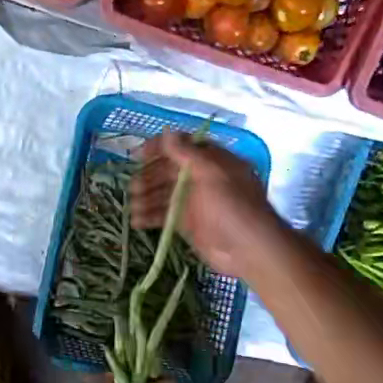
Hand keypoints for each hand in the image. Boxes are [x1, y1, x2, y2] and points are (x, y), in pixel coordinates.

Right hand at [131, 134, 284, 277]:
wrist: (249, 249)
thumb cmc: (233, 206)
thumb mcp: (211, 174)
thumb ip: (187, 153)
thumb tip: (167, 132)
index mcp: (211, 161)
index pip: (181, 147)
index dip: (159, 149)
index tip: (138, 156)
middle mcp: (202, 179)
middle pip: (168, 172)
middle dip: (149, 177)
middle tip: (133, 188)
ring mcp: (195, 203)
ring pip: (164, 194)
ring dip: (146, 198)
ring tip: (133, 207)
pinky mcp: (189, 224)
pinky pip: (165, 216)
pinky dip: (150, 217)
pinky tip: (137, 222)